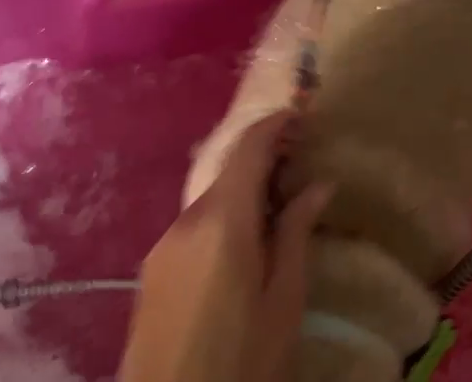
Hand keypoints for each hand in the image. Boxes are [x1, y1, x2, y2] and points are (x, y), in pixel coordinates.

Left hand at [118, 112, 332, 381]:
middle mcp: (186, 221)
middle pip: (227, 171)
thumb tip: (319, 185)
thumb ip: (297, 234)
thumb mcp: (283, 300)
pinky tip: (244, 245)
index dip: (275, 125)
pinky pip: (194, 227)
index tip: (302, 115)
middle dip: (263, 159)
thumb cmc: (240, 359)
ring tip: (279, 206)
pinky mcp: (151, 273)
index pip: (248, 149)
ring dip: (243, 191)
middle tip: (301, 162)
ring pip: (210, 200)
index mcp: (222, 220)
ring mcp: (162, 247)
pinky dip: (223, 218)